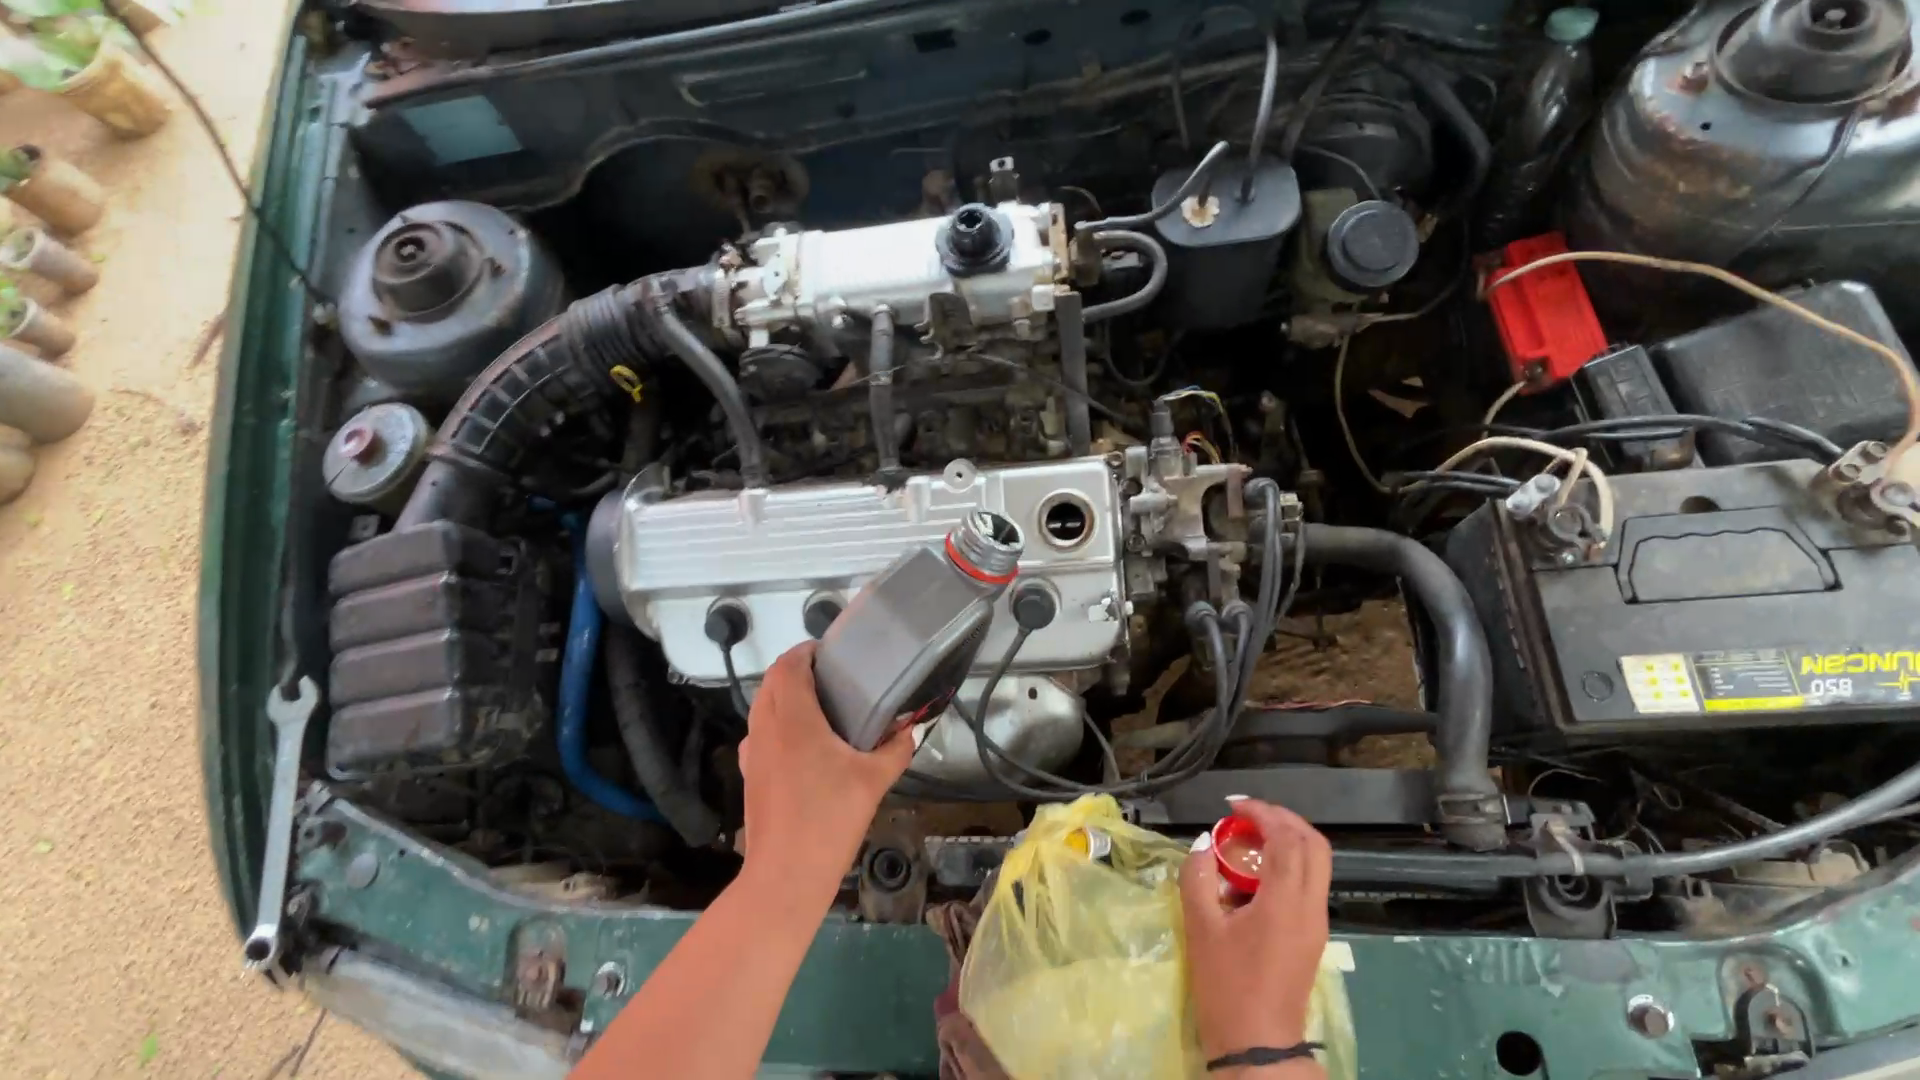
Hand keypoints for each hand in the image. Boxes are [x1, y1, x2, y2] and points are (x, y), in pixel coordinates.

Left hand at [737, 642, 914, 888]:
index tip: (831, 653)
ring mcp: (752, 753)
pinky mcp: (749, 774)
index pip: (789, 666)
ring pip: (762, 707)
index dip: (806, 651)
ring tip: (820, 705)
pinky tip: (804, 745)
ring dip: (784, 695)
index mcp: (793, 720)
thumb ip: (895, 750)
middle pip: (772, 682)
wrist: (786, 876)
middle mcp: (766, 728)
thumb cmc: (829, 820)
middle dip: (796, 670)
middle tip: (830, 676)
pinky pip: (760, 733)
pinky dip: (777, 723)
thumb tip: (909, 731)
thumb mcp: (873, 782)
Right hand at [1180, 799, 1331, 1066]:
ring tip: (1248, 839)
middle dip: (1283, 820)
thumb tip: (1202, 842)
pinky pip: (1309, 884)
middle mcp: (1311, 906)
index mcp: (1286, 901)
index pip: (1287, 838)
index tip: (1232, 805)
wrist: (1257, 1043)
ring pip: (1316, 864)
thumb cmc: (1226, 984)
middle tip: (1247, 815)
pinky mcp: (1312, 935)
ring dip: (1287, 841)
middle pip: (1314, 844)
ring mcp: (1317, 922)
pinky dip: (1288, 864)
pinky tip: (1254, 874)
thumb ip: (1198, 877)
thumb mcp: (1201, 926)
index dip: (1262, 812)